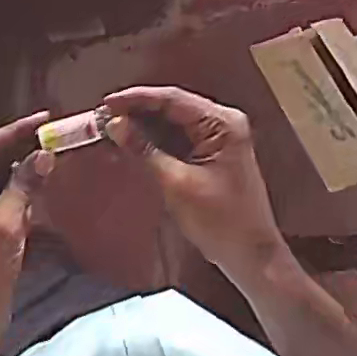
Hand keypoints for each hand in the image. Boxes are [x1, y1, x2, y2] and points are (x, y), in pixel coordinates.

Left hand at [0, 111, 53, 355]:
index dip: (16, 130)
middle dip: (25, 148)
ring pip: (4, 178)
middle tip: (58, 136)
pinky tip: (48, 186)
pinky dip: (27, 192)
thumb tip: (44, 154)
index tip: (45, 120)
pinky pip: (8, 199)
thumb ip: (24, 185)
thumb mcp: (4, 224)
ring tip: (58, 156)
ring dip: (28, 170)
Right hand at [102, 86, 288, 286]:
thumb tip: (115, 125)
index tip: (107, 102)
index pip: (173, 99)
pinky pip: (179, 136)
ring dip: (144, 123)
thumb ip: (145, 151)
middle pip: (173, 106)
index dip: (136, 98)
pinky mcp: (212, 152)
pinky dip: (155, 138)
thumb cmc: (221, 221)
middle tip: (104, 114)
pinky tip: (132, 140)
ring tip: (112, 125)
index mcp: (222, 123)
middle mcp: (223, 122)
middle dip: (138, 109)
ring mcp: (219, 136)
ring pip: (174, 120)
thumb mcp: (177, 184)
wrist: (252, 256)